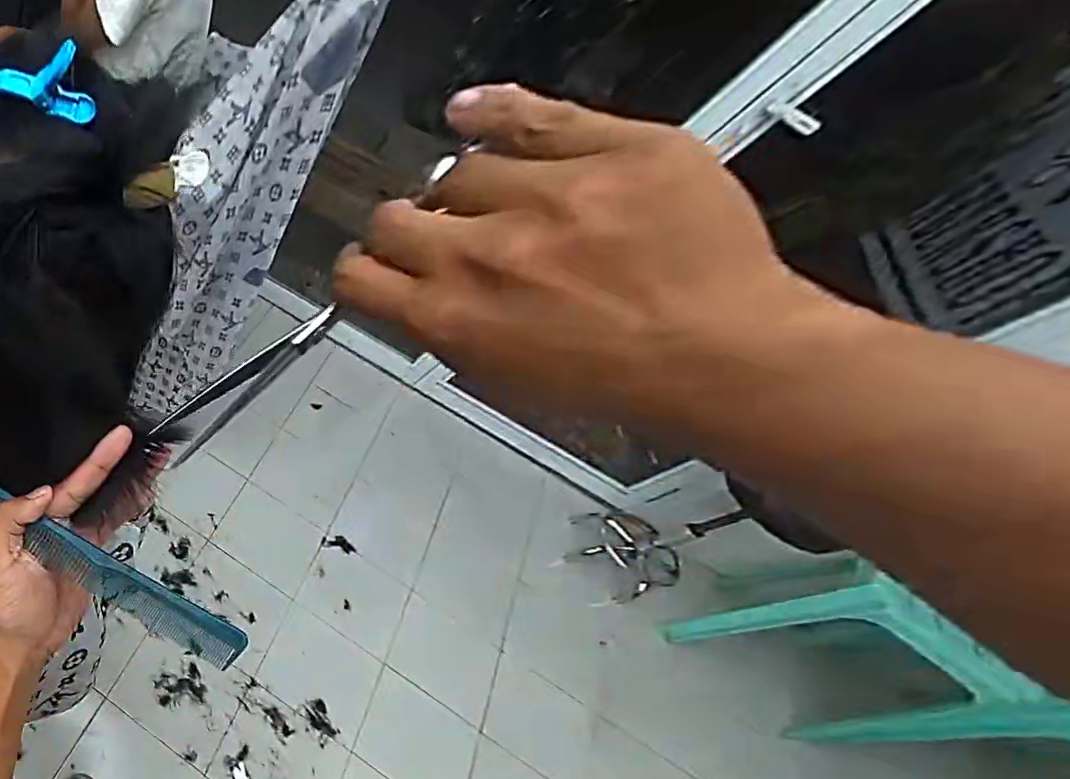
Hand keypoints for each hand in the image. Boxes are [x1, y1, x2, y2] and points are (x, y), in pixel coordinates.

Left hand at [0, 426, 133, 664]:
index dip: (92, 462)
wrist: (28, 639)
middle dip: (111, 460)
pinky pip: (110, 525)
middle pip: (88, 484)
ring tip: (148, 460)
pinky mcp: (91, 553)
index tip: (113, 440)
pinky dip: (126, 509)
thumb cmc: (7, 603)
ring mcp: (76, 536)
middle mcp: (55, 521)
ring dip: (123, 480)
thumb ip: (12, 520)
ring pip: (103, 501)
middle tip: (134, 437)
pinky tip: (140, 494)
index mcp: (33, 516)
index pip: (66, 484)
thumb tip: (43, 492)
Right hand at [333, 85, 845, 425]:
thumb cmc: (605, 377)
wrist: (713, 352)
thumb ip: (443, 330)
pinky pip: (532, 115)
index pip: (360, 276)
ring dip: (460, 191)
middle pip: (393, 218)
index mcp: (450, 318)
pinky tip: (467, 111)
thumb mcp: (496, 377)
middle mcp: (483, 255)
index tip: (365, 265)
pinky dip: (491, 110)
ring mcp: (547, 197)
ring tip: (484, 201)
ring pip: (458, 171)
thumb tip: (411, 296)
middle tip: (418, 234)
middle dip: (397, 230)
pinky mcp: (612, 151)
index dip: (356, 269)